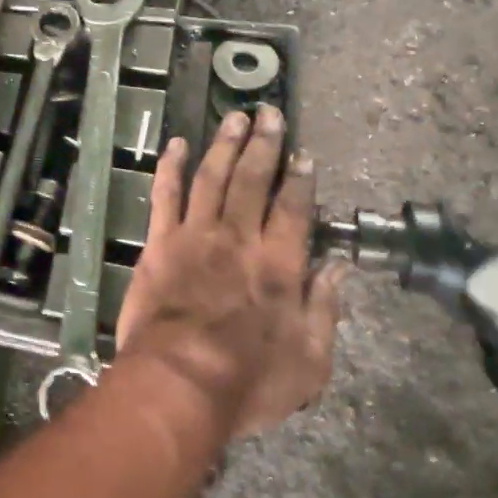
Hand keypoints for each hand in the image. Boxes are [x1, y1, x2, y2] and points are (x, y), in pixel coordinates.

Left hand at [114, 105, 344, 438]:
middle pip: (252, 179)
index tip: (302, 153)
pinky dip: (171, 166)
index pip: (293, 208)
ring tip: (235, 117)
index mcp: (278, 265)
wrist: (177, 385)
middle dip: (263, 143)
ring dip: (224, 144)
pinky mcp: (160, 242)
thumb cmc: (248, 382)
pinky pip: (165, 195)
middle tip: (269, 113)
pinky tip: (177, 144)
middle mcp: (238, 238)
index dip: (300, 178)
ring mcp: (195, 235)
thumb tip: (338, 267)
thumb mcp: (309, 361)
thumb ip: (324, 309)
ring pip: (212, 177)